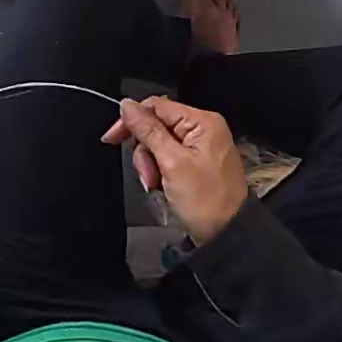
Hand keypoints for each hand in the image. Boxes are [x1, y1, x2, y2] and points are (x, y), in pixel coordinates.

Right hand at [101, 96, 247, 243]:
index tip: (113, 138)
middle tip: (147, 173)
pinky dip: (158, 170)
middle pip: (153, 124)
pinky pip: (165, 156)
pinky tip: (161, 184)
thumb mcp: (171, 162)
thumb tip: (127, 105)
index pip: (154, 106)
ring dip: (149, 163)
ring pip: (155, 142)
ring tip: (156, 183)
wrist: (229, 236)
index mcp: (202, 122)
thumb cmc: (207, 201)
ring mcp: (199, 146)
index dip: (131, 120)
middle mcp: (202, 129)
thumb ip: (148, 130)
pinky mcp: (194, 161)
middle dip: (143, 150)